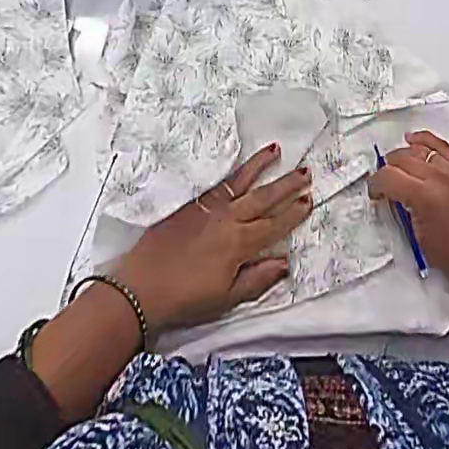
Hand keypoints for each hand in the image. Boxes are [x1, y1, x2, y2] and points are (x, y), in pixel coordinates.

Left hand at [109, 143, 313, 330]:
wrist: (139, 288)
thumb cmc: (184, 298)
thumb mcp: (227, 298)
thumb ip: (258, 278)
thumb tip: (284, 262)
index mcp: (240, 243)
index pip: (275, 223)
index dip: (294, 212)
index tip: (309, 200)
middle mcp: (228, 219)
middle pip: (264, 197)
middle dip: (287, 184)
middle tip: (306, 172)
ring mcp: (208, 209)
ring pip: (241, 181)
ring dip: (261, 165)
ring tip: (276, 150)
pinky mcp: (189, 205)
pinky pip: (218, 184)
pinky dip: (232, 173)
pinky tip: (240, 168)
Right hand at [369, 131, 448, 340]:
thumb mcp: (415, 234)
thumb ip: (400, 207)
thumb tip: (389, 192)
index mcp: (425, 196)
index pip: (389, 176)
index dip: (375, 184)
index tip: (374, 191)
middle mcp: (440, 178)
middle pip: (402, 159)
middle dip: (387, 170)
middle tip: (383, 184)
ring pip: (418, 150)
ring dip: (403, 157)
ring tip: (396, 168)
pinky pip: (441, 147)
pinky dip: (426, 140)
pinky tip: (414, 140)